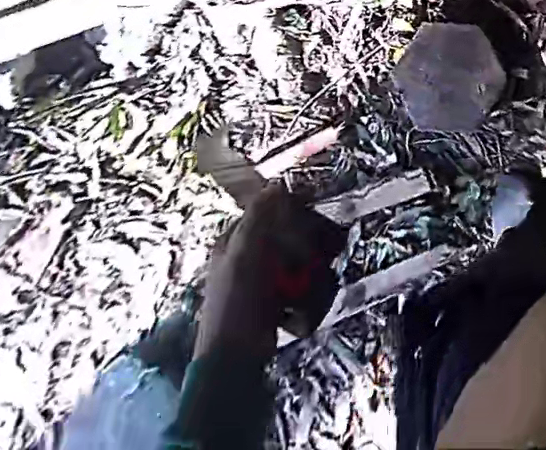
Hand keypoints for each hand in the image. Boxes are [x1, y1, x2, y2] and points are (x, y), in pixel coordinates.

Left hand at [196, 186, 331, 358]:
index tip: (311, 218)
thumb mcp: (243, 253)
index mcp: (232, 243)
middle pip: (284, 243)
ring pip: (293, 270)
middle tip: (313, 261)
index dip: (287, 215)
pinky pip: (295, 296)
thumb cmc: (235, 302)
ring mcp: (258, 286)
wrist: (232, 361)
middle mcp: (244, 260)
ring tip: (303, 295)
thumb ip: (258, 218)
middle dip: (301, 253)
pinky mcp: (271, 309)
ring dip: (303, 282)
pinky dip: (301, 306)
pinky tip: (297, 316)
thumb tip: (275, 185)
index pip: (264, 216)